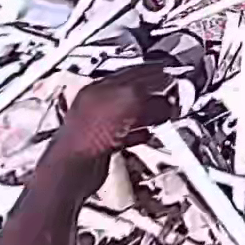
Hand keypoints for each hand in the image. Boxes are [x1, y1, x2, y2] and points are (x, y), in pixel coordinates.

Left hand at [46, 64, 177, 185]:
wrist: (72, 172)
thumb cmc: (90, 134)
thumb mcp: (129, 99)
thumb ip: (149, 86)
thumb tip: (165, 79)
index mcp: (98, 88)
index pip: (133, 72)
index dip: (156, 72)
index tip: (172, 74)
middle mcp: (95, 105)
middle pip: (134, 92)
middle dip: (155, 94)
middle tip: (172, 95)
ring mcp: (98, 126)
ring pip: (133, 113)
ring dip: (151, 112)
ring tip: (165, 114)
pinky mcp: (102, 146)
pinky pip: (127, 133)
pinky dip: (140, 131)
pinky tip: (148, 133)